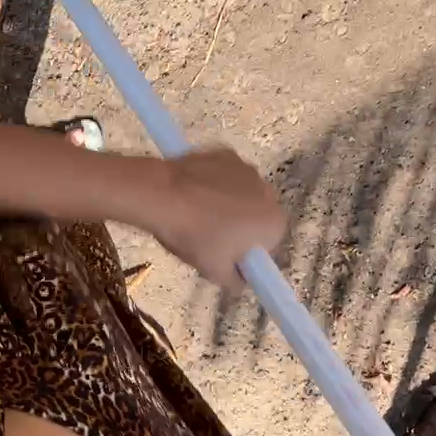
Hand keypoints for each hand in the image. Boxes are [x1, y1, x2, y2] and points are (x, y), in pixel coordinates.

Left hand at [149, 149, 285, 290]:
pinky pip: (224, 175)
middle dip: (238, 228)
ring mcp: (247, 169)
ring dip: (227, 204)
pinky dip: (213, 183)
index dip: (245, 255)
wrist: (162, 195)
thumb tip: (241, 280)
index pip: (267, 247)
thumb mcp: (215, 272)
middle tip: (207, 238)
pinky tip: (191, 192)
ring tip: (195, 214)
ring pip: (241, 195)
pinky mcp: (226, 153)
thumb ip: (236, 282)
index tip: (222, 258)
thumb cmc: (194, 236)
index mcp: (274, 223)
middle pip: (256, 218)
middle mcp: (269, 192)